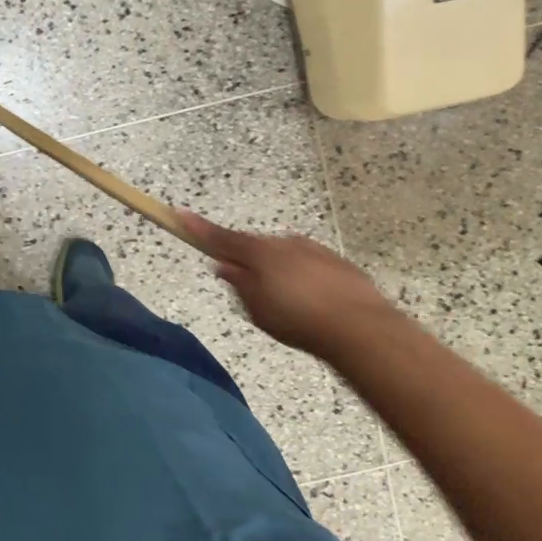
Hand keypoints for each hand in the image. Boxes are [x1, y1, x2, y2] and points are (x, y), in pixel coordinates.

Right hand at [176, 210, 397, 358]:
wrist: (363, 328)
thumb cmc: (299, 320)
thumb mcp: (257, 309)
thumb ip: (239, 284)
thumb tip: (224, 266)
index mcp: (260, 253)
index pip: (220, 238)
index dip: (198, 228)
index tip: (178, 212)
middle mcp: (284, 243)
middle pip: (254, 247)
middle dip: (247, 260)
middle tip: (247, 288)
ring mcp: (314, 250)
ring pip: (284, 255)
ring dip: (277, 270)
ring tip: (286, 303)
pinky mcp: (338, 262)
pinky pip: (309, 264)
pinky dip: (303, 277)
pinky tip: (312, 302)